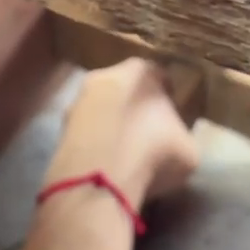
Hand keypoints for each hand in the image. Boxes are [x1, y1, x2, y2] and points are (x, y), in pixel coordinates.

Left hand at [44, 57, 199, 205]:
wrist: (98, 179)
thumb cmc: (152, 152)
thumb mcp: (189, 149)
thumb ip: (181, 137)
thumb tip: (176, 143)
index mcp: (142, 70)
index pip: (158, 75)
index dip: (167, 96)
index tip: (173, 116)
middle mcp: (106, 75)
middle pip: (125, 90)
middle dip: (135, 109)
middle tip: (149, 135)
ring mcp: (78, 102)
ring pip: (102, 112)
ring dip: (112, 129)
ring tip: (126, 156)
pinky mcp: (60, 132)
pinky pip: (86, 136)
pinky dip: (95, 148)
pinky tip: (107, 169)